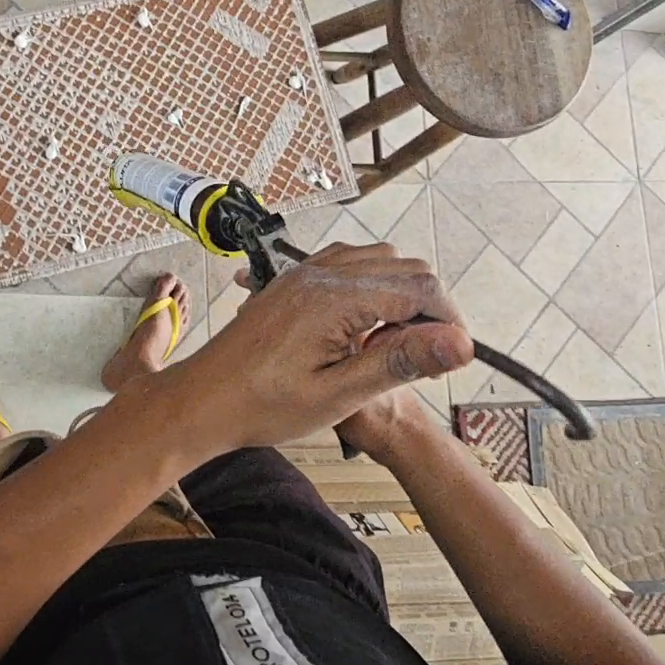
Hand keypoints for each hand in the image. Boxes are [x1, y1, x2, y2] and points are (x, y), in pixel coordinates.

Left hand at [124, 243, 472, 459]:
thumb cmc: (263, 404)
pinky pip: (346, 264)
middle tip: (416, 357)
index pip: (420, 287)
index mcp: (335, 298)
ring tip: (388, 345)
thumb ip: (399, 362)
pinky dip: (369, 286)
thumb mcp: (338, 395)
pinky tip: (360, 327)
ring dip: (398, 292)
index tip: (447, 359)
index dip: (446, 322)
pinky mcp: (292, 282)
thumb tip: (460, 341)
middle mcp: (320, 273)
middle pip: (403, 267)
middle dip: (426, 306)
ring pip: (377, 260)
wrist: (203, 399)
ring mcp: (303, 273)